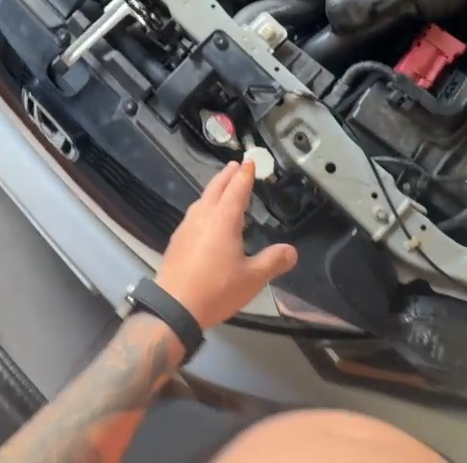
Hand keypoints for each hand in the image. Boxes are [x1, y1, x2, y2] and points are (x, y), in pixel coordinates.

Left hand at [156, 159, 297, 328]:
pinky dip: (205, 204)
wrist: (175, 304)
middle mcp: (203, 216)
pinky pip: (195, 211)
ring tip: (223, 186)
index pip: (236, 190)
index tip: (250, 162)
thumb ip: (272, 262)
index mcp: (223, 219)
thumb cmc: (217, 289)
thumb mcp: (252, 278)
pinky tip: (206, 215)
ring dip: (215, 188)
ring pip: (203, 198)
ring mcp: (187, 225)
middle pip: (216, 188)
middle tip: (236, 165)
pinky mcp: (178, 237)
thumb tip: (291, 250)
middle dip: (227, 175)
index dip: (245, 175)